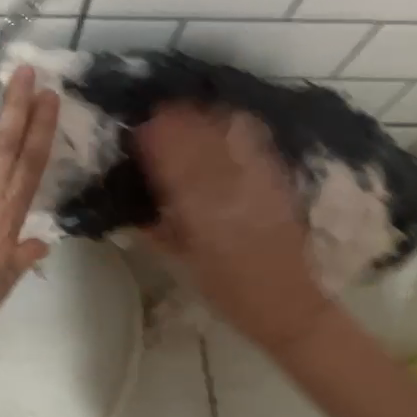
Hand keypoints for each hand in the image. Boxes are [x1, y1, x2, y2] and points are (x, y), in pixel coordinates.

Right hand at [134, 106, 330, 352]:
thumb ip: (154, 228)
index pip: (169, 159)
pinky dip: (234, 124)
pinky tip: (224, 120)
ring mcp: (254, 179)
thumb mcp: (180, 260)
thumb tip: (131, 205)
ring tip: (187, 114)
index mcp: (196, 208)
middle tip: (158, 116)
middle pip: (196, 136)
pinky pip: (253, 139)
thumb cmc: (225, 287)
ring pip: (224, 131)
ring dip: (201, 118)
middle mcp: (225, 187)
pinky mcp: (275, 178)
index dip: (153, 138)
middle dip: (174, 120)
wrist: (285, 302)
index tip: (140, 129)